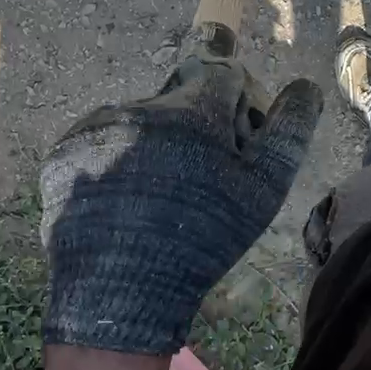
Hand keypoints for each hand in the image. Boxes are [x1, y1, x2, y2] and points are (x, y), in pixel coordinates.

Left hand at [39, 56, 321, 355]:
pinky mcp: (64, 153)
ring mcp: (97, 127)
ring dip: (158, 142)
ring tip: (160, 195)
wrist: (120, 294)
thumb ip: (288, 128)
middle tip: (200, 177)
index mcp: (194, 108)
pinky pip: (102, 141)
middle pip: (182, 97)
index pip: (224, 75)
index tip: (237, 142)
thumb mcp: (263, 187)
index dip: (237, 106)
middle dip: (197, 125)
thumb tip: (307, 84)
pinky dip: (118, 159)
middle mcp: (143, 105)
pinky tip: (126, 200)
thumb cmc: (205, 238)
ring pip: (142, 120)